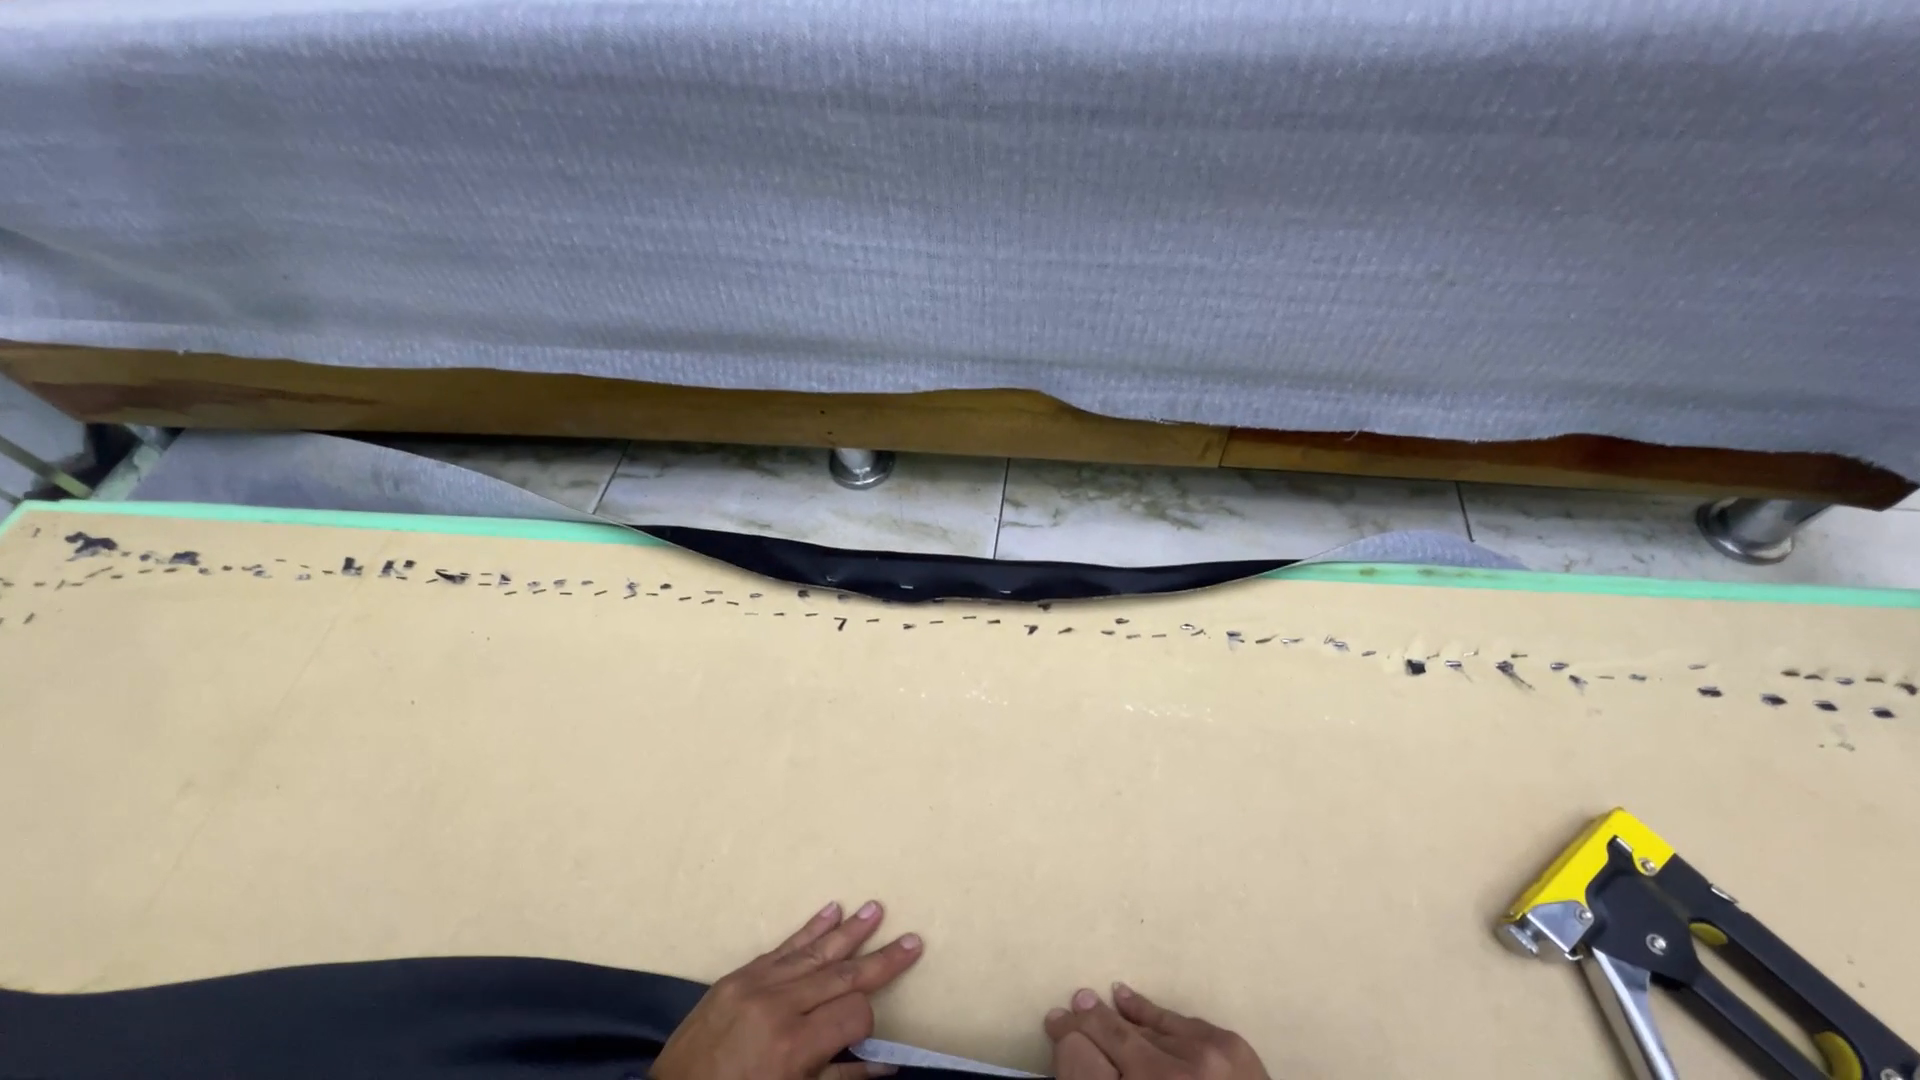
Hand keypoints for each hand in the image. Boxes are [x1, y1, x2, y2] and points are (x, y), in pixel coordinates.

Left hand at [650, 900, 923, 1079]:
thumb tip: (888, 1067)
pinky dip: (808, 930)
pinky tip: (831, 911)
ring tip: (876, 909)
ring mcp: (755, 985)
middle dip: (881, 958)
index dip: (868, 1023)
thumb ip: (841, 1079)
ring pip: (814, 951)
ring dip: (849, 931)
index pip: (854, 1013)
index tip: (866, 1036)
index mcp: (794, 1045)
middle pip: (842, 974)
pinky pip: (782, 948)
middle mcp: (778, 1005)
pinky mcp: (737, 977)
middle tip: (912, 939)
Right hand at [1044, 983, 1270, 1079]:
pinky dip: (1151, 1013)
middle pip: (1113, 1035)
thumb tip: (1080, 1061)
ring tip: (1094, 1004)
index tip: (1054, 1023)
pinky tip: (1129, 1001)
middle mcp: (1167, 1076)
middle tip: (1063, 1013)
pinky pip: (1176, 1021)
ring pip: (1145, 1026)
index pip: (1091, 1057)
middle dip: (1086, 1024)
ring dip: (1118, 1018)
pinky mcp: (1229, 1047)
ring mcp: (1201, 1060)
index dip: (1069, 1039)